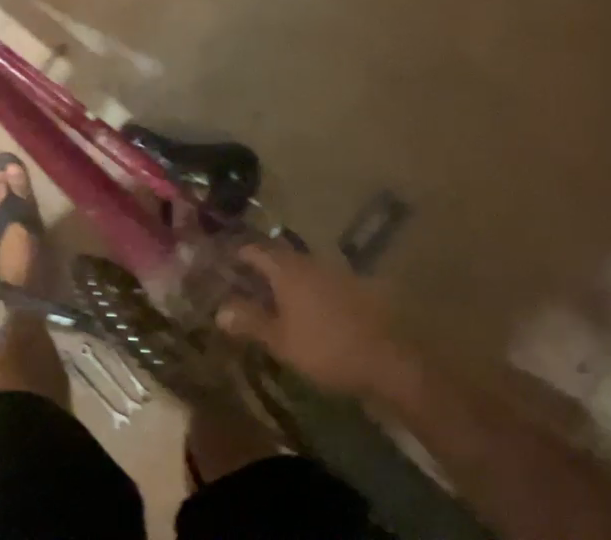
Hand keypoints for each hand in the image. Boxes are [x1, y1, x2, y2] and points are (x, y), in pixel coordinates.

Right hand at [217, 243, 409, 397]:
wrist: (391, 360)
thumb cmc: (327, 348)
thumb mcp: (281, 340)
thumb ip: (249, 321)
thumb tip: (219, 310)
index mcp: (287, 269)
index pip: (254, 249)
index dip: (236, 255)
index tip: (223, 265)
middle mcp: (310, 262)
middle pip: (278, 256)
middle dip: (260, 267)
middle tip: (243, 284)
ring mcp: (336, 273)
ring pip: (301, 268)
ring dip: (285, 279)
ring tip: (271, 299)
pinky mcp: (356, 288)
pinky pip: (321, 281)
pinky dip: (307, 290)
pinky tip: (305, 310)